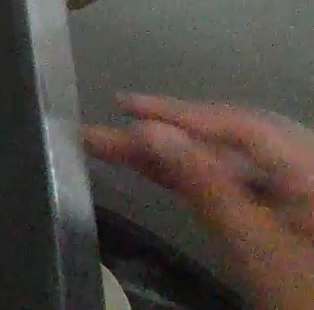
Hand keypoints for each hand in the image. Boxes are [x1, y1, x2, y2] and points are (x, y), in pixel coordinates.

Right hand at [85, 94, 313, 309]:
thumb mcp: (253, 244)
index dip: (181, 113)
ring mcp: (301, 200)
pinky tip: (147, 168)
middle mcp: (311, 178)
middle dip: (166, 133)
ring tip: (105, 146)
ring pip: (226, 163)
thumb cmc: (302, 293)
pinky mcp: (288, 220)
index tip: (121, 106)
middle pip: (233, 142)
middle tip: (109, 126)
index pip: (245, 128)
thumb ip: (205, 184)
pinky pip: (234, 184)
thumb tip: (147, 129)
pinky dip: (189, 176)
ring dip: (165, 154)